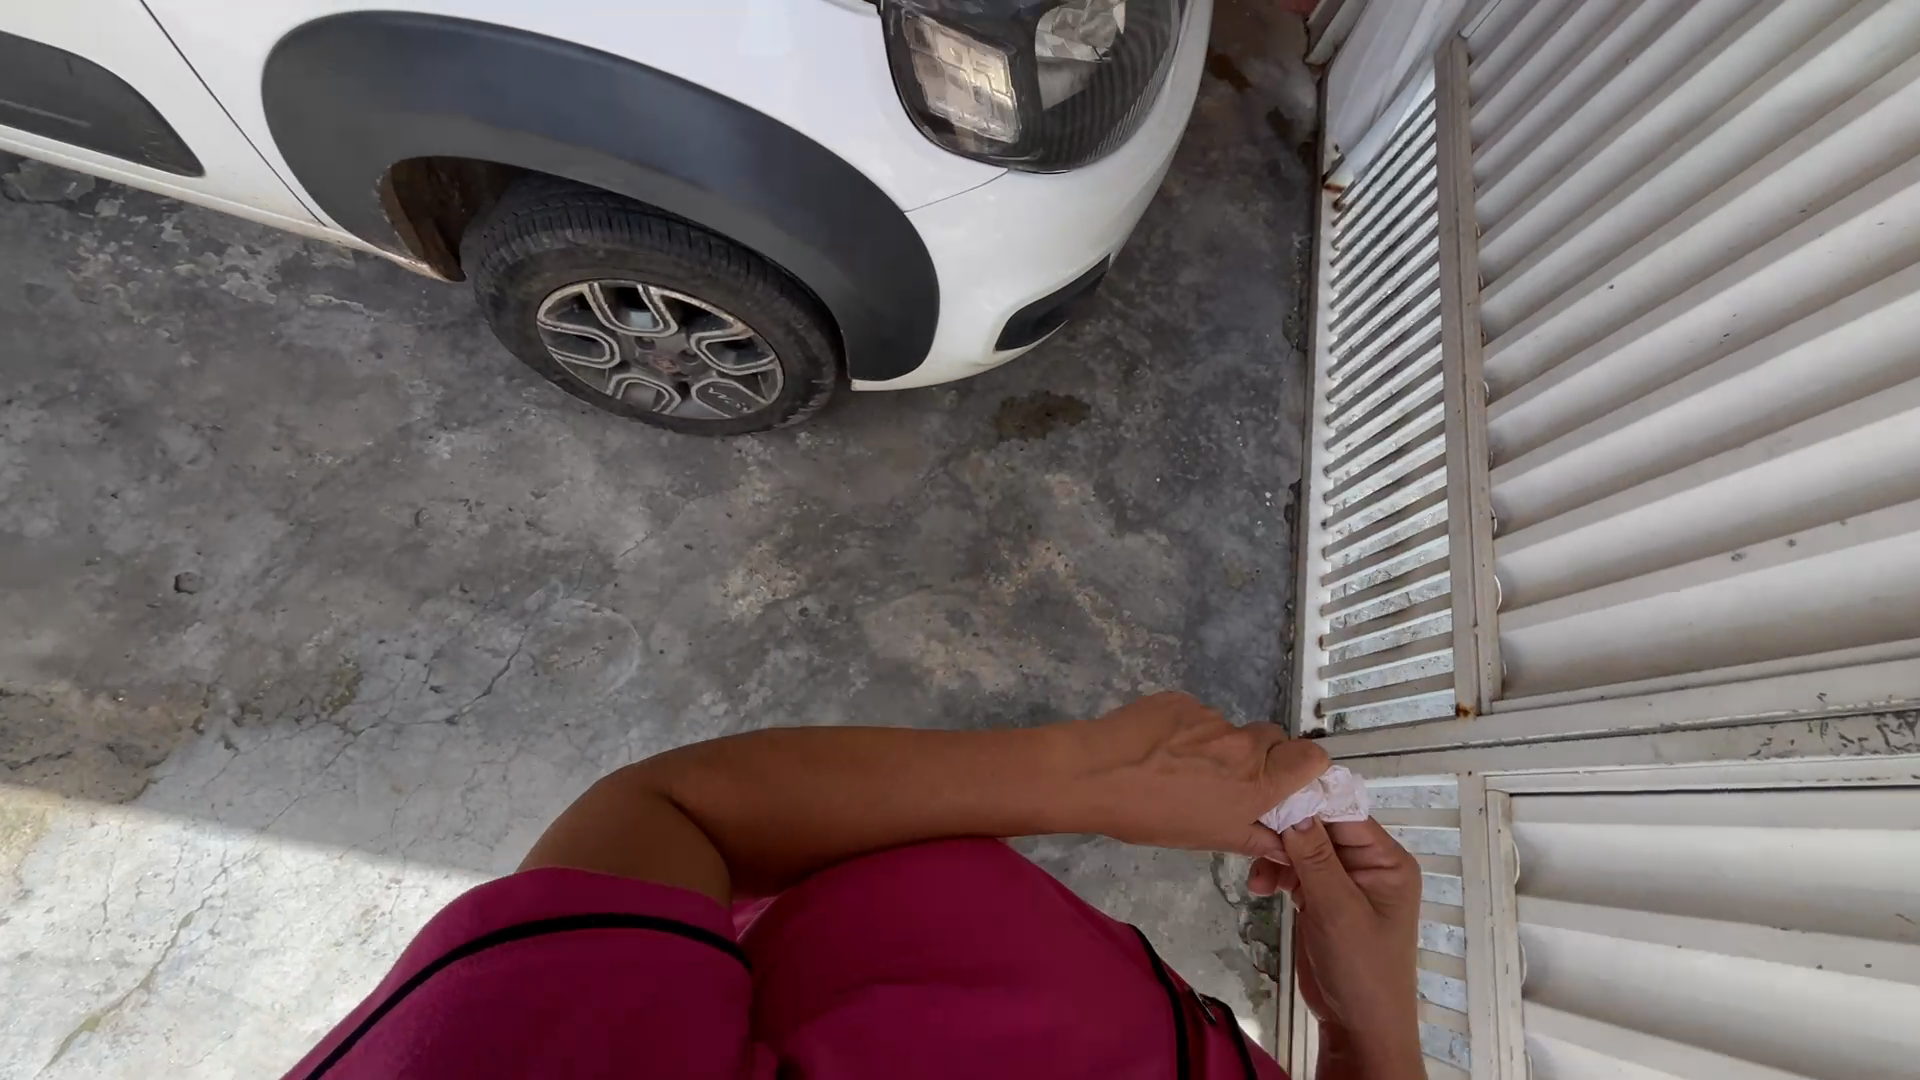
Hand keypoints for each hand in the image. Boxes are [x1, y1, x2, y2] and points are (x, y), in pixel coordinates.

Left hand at [1055, 691, 1329, 860]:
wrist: (1095, 773)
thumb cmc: (1152, 815)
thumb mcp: (1209, 838)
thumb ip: (1256, 835)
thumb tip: (1284, 838)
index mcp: (1257, 782)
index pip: (1312, 757)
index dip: (1305, 766)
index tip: (1286, 778)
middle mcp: (1241, 743)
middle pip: (1271, 738)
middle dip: (1260, 755)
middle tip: (1227, 777)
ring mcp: (1209, 716)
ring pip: (1228, 727)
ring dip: (1216, 744)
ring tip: (1177, 765)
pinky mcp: (1179, 699)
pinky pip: (1195, 714)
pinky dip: (1185, 728)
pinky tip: (1157, 747)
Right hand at [1249, 818, 1423, 1079]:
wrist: (1358, 1030)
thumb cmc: (1362, 970)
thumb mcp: (1338, 910)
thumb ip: (1314, 856)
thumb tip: (1293, 805)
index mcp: (1386, 860)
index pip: (1343, 812)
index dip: (1307, 799)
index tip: (1267, 791)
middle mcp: (1366, 863)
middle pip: (1317, 826)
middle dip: (1284, 831)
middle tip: (1251, 832)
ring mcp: (1341, 879)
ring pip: (1298, 845)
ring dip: (1274, 856)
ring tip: (1257, 876)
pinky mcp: (1320, 895)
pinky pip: (1292, 868)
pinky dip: (1274, 873)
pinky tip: (1259, 888)